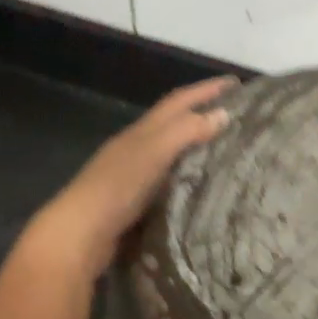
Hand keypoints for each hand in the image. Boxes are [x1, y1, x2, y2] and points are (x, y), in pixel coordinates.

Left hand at [29, 77, 235, 272]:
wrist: (79, 236)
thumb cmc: (115, 189)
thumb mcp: (152, 153)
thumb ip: (186, 132)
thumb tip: (224, 114)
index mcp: (141, 132)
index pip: (178, 102)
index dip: (205, 90)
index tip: (236, 82)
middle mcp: (137, 149)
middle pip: (174, 124)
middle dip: (203, 115)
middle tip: (238, 116)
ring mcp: (135, 177)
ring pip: (172, 153)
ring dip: (197, 147)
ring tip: (229, 151)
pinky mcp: (136, 204)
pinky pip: (170, 181)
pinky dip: (188, 177)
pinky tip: (204, 188)